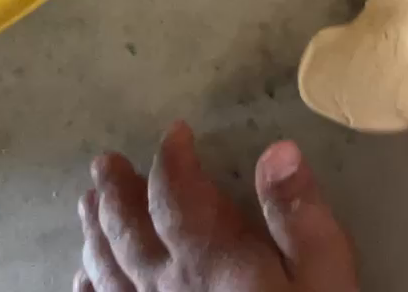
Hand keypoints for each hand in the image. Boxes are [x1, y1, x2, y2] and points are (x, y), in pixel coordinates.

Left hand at [74, 123, 357, 291]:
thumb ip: (298, 208)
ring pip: (109, 271)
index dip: (171, 163)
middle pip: (130, 235)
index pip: (179, 201)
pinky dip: (90, 287)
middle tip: (103, 163)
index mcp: (213, 260)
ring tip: (88, 203)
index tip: (174, 131)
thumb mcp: (323, 261)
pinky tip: (83, 275)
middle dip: (116, 195)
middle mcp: (170, 287)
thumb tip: (278, 148)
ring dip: (96, 233)